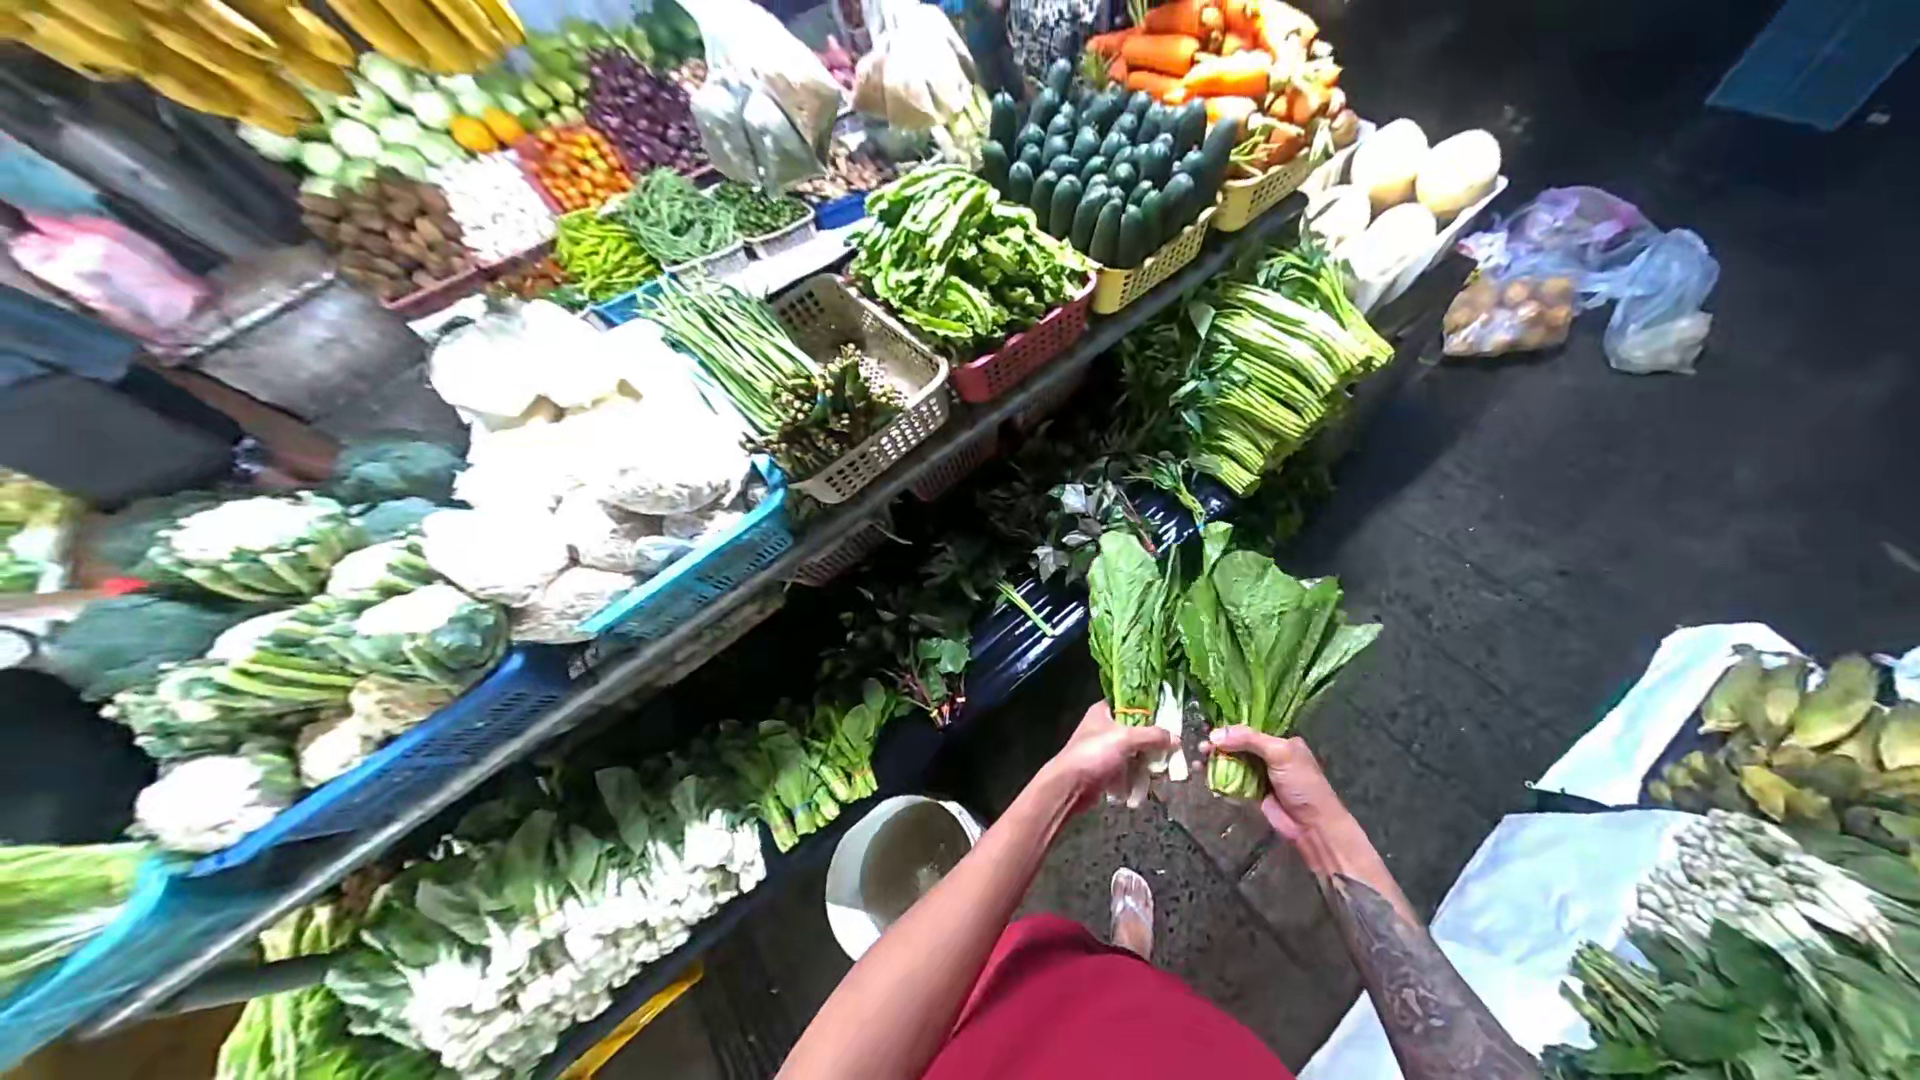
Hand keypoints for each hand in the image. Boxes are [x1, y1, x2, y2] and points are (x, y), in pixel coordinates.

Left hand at [1039, 701, 1176, 811]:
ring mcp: (1106, 749)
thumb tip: (1175, 738)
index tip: (1171, 719)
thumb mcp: (1125, 738)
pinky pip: (1130, 769)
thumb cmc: (1094, 754)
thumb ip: (1152, 735)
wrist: (1070, 786)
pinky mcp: (1108, 769)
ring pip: (1135, 752)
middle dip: (1154, 742)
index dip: (1151, 710)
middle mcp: (1105, 727)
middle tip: (1172, 749)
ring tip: (1164, 769)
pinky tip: (1152, 781)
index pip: (1132, 703)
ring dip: (1149, 761)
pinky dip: (1140, 775)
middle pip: (1137, 730)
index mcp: (1104, 711)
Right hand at [1204, 727, 1348, 843]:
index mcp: (1280, 741)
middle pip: (1237, 745)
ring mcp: (1260, 774)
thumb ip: (1249, 739)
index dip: (1228, 728)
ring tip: (1198, 760)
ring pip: (1231, 762)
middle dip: (1218, 744)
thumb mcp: (1280, 753)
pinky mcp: (1252, 791)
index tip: (1208, 728)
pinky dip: (1216, 777)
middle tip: (1201, 747)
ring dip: (1214, 760)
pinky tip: (1203, 774)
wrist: (1313, 826)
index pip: (1249, 728)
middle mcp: (1268, 754)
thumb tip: (1215, 735)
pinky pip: (1230, 780)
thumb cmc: (1302, 784)